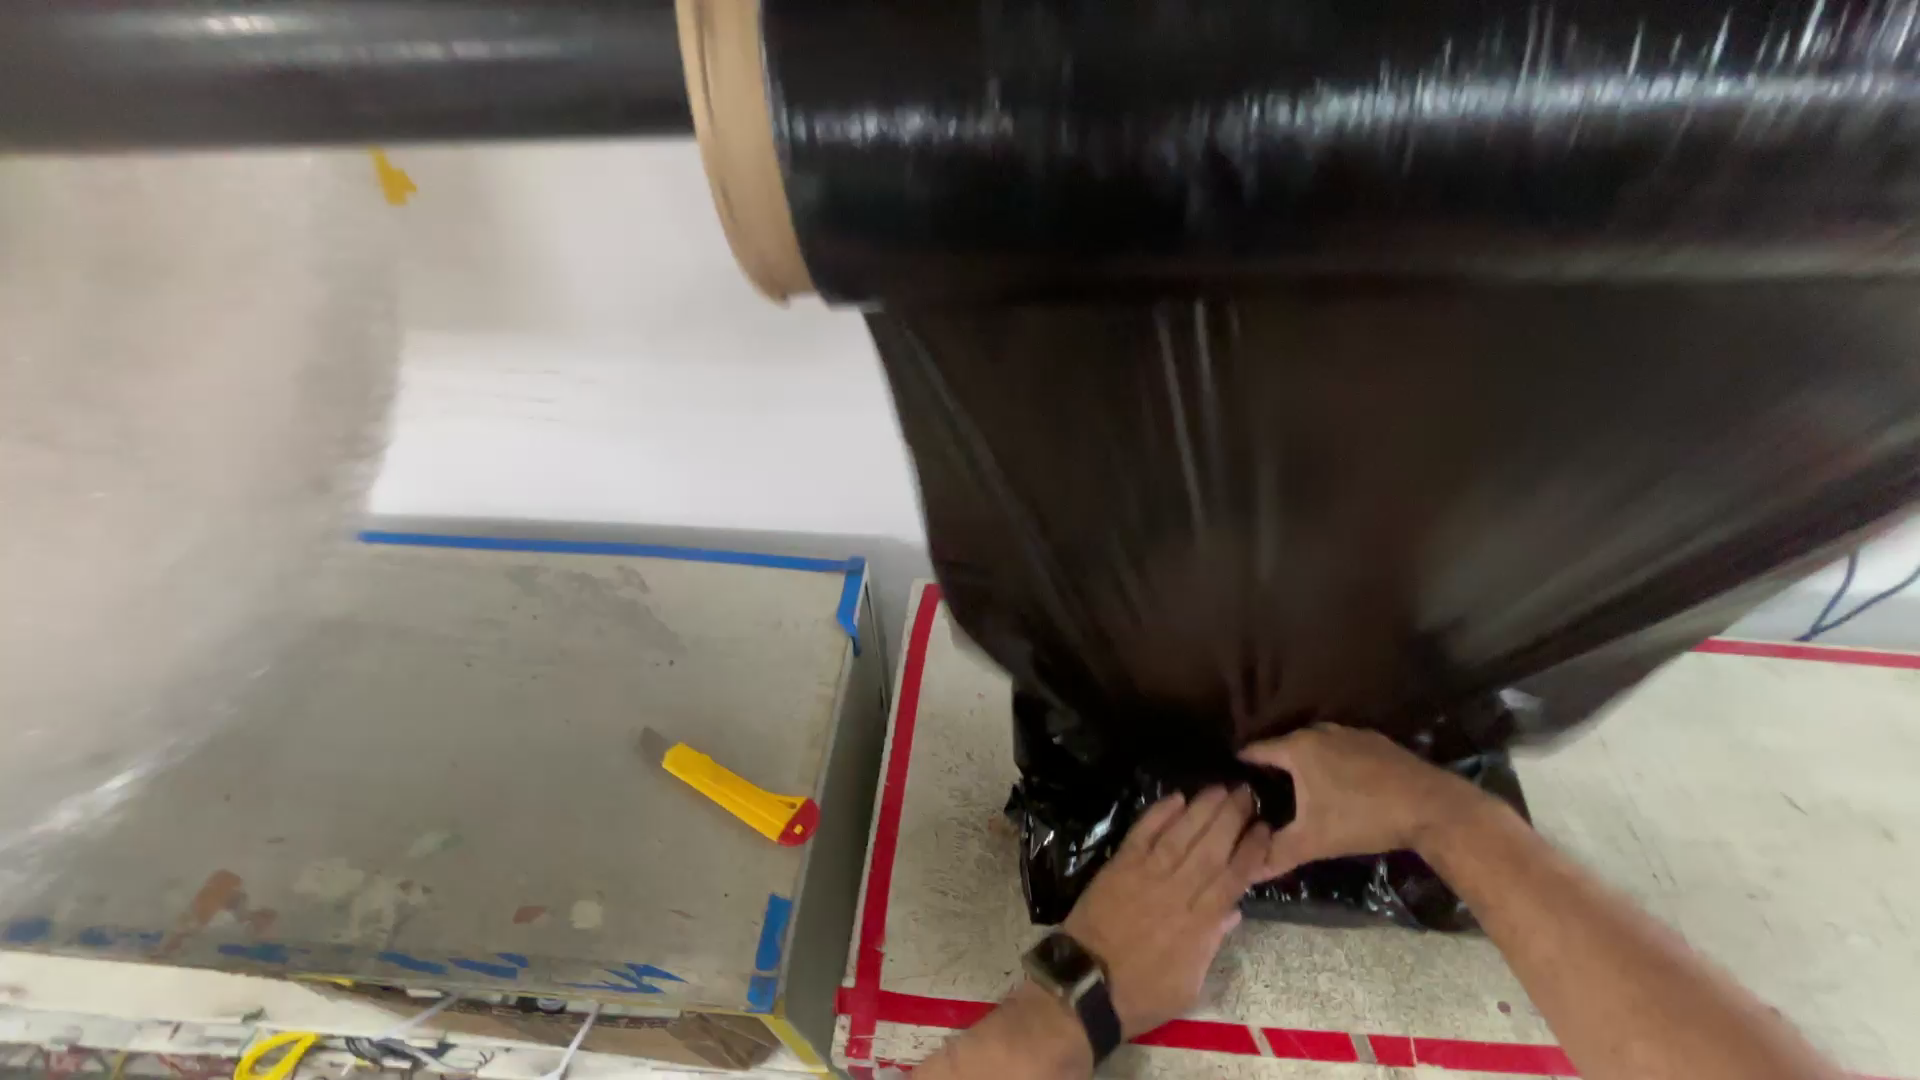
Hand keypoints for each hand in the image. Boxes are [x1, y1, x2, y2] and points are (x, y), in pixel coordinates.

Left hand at [1060, 787, 1268, 1037]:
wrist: (1086, 984)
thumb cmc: (1142, 993)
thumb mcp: (1189, 984)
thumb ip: (1211, 943)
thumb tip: (1233, 910)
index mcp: (1198, 924)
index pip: (1232, 878)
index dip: (1250, 851)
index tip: (1265, 828)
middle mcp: (1176, 892)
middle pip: (1210, 848)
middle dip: (1231, 818)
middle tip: (1247, 792)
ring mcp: (1146, 874)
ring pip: (1180, 834)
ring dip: (1201, 808)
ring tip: (1220, 788)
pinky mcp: (1119, 865)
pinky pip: (1142, 833)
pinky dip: (1159, 813)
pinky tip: (1175, 797)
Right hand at [1238, 724, 1492, 879]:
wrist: (1433, 808)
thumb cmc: (1364, 818)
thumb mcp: (1316, 840)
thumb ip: (1278, 853)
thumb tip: (1246, 871)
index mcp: (1298, 748)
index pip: (1256, 750)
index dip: (1241, 765)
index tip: (1232, 780)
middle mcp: (1319, 732)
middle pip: (1284, 746)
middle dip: (1272, 765)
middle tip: (1263, 790)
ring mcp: (1350, 733)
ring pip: (1315, 745)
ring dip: (1305, 762)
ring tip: (1299, 787)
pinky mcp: (1377, 741)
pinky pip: (1342, 748)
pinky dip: (1334, 761)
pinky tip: (1341, 784)